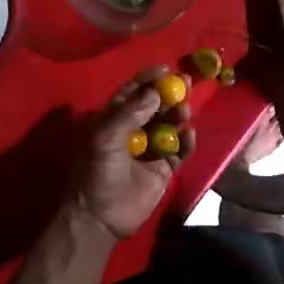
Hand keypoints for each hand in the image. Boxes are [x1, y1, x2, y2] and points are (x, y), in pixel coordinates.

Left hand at [69, 68, 195, 239]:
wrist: (100, 215)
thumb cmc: (96, 172)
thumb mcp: (106, 136)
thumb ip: (131, 112)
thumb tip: (156, 92)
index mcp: (110, 121)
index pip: (131, 93)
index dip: (147, 79)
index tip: (166, 68)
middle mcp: (131, 132)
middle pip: (154, 106)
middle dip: (169, 94)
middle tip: (186, 84)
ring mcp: (148, 151)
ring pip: (169, 125)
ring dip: (177, 115)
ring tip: (183, 111)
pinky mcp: (163, 169)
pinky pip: (179, 150)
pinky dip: (185, 141)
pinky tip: (187, 135)